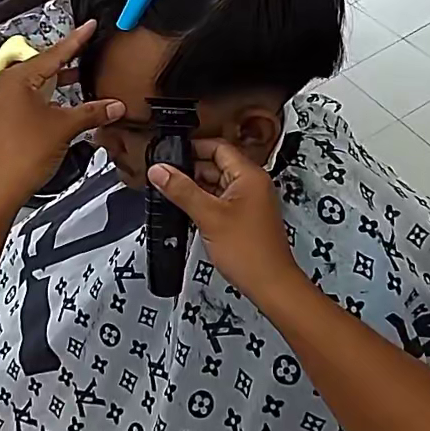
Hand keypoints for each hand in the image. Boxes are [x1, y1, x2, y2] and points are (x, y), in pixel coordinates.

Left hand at [0, 20, 123, 200]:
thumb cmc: (17, 158)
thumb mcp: (65, 128)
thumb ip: (92, 112)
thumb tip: (113, 106)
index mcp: (15, 80)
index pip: (53, 53)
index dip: (76, 40)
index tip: (87, 27)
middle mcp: (0, 88)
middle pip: (41, 68)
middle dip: (67, 66)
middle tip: (86, 57)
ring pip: (32, 87)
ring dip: (56, 87)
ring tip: (78, 86)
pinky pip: (24, 103)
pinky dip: (44, 103)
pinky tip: (58, 112)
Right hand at [148, 140, 299, 296]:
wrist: (270, 283)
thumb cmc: (249, 251)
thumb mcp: (208, 216)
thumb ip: (182, 190)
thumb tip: (159, 170)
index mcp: (249, 175)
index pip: (219, 147)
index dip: (193, 147)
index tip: (169, 152)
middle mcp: (253, 183)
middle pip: (217, 164)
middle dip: (190, 168)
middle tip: (163, 175)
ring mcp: (250, 200)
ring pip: (218, 183)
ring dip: (196, 186)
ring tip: (170, 192)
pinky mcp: (246, 215)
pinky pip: (222, 199)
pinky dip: (205, 201)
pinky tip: (188, 209)